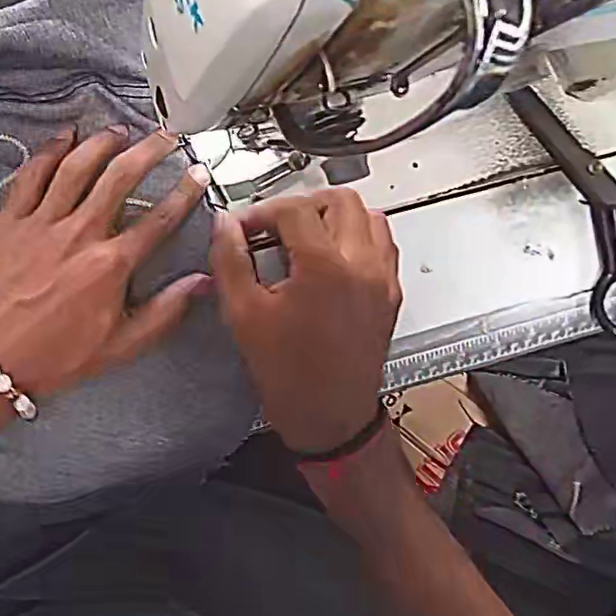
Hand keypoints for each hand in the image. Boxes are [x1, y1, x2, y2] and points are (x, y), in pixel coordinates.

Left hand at [0, 125, 211, 454]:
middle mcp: (78, 235)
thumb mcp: (120, 346)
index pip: (159, 218)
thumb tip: (201, 283)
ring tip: (120, 131)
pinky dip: (48, 151)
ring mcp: (41, 224)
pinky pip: (31, 176)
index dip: (184, 192)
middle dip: (149, 150)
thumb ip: (165, 312)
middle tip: (165, 137)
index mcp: (109, 265)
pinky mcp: (11, 223)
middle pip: (120, 178)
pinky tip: (63, 138)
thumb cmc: (55, 356)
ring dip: (102, 143)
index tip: (196, 174)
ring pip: (76, 167)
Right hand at [209, 188, 402, 454]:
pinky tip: (329, 257)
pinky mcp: (390, 293)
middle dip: (300, 206)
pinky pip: (381, 244)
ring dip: (332, 217)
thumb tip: (225, 227)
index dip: (261, 213)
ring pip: (368, 215)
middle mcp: (362, 267)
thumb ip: (230, 260)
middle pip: (339, 200)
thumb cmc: (291, 375)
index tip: (245, 229)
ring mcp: (382, 279)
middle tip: (274, 226)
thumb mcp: (242, 313)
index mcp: (325, 268)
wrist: (329, 415)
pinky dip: (355, 237)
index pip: (295, 209)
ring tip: (302, 237)